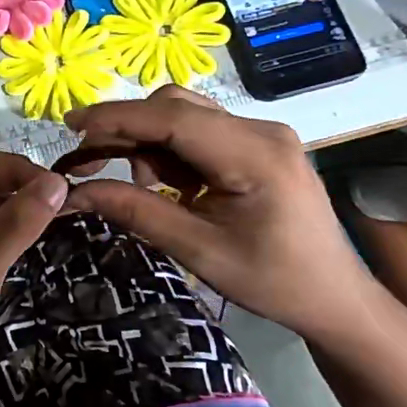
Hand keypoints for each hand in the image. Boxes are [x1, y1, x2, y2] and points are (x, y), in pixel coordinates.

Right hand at [62, 85, 368, 335]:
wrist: (335, 297)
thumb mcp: (200, 251)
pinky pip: (203, 133)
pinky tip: (172, 187)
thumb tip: (75, 193)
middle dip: (129, 132)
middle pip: (177, 108)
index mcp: (254, 154)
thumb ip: (138, 213)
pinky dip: (174, 153)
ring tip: (143, 187)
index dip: (117, 117)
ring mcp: (263, 134)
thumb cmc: (274, 282)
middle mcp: (261, 129)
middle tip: (90, 164)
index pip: (173, 118)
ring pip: (186, 117)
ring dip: (151, 144)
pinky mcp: (260, 145)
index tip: (71, 124)